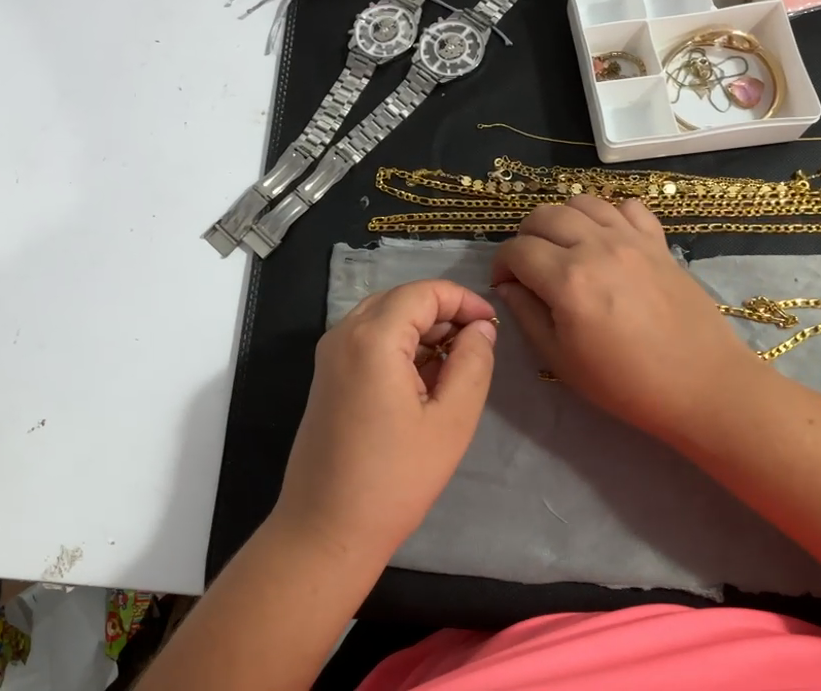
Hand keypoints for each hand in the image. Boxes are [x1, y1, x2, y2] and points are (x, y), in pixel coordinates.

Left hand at [272, 279, 497, 560]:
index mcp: (372, 337)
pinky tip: (424, 381)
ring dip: (421, 329)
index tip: (493, 324)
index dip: (463, 299)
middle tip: (478, 344)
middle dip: (442, 312)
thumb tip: (481, 328)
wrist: (326, 528)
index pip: (423, 292)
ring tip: (456, 364)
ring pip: (383, 318)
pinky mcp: (326, 376)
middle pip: (400, 299)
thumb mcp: (451, 421)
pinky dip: (399, 347)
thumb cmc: (395, 478)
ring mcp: (329, 355)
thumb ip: (472, 363)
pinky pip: (367, 341)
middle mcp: (343, 333)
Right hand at [490, 196, 757, 439]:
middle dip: (525, 237)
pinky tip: (606, 239)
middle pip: (544, 215)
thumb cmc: (625, 383)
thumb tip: (509, 287)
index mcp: (568, 279)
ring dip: (562, 219)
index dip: (501, 265)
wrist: (702, 385)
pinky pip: (627, 207)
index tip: (504, 285)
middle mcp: (596, 247)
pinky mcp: (659, 242)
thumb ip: (527, 315)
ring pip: (582, 202)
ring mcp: (631, 239)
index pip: (516, 249)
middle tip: (529, 266)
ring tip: (564, 247)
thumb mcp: (561, 360)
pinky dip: (609, 214)